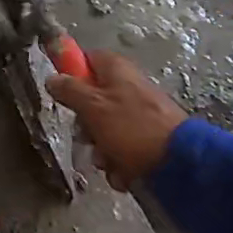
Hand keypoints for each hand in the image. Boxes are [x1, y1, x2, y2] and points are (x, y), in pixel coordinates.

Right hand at [44, 49, 186, 191]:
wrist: (180, 163)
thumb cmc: (132, 128)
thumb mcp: (93, 106)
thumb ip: (70, 90)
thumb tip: (52, 78)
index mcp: (116, 69)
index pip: (86, 59)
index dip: (72, 75)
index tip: (64, 95)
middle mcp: (128, 87)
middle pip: (92, 99)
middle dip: (87, 125)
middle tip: (89, 136)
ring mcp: (140, 114)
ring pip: (106, 129)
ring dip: (102, 150)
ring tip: (110, 162)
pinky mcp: (149, 138)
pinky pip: (123, 147)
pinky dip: (120, 162)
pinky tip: (125, 173)